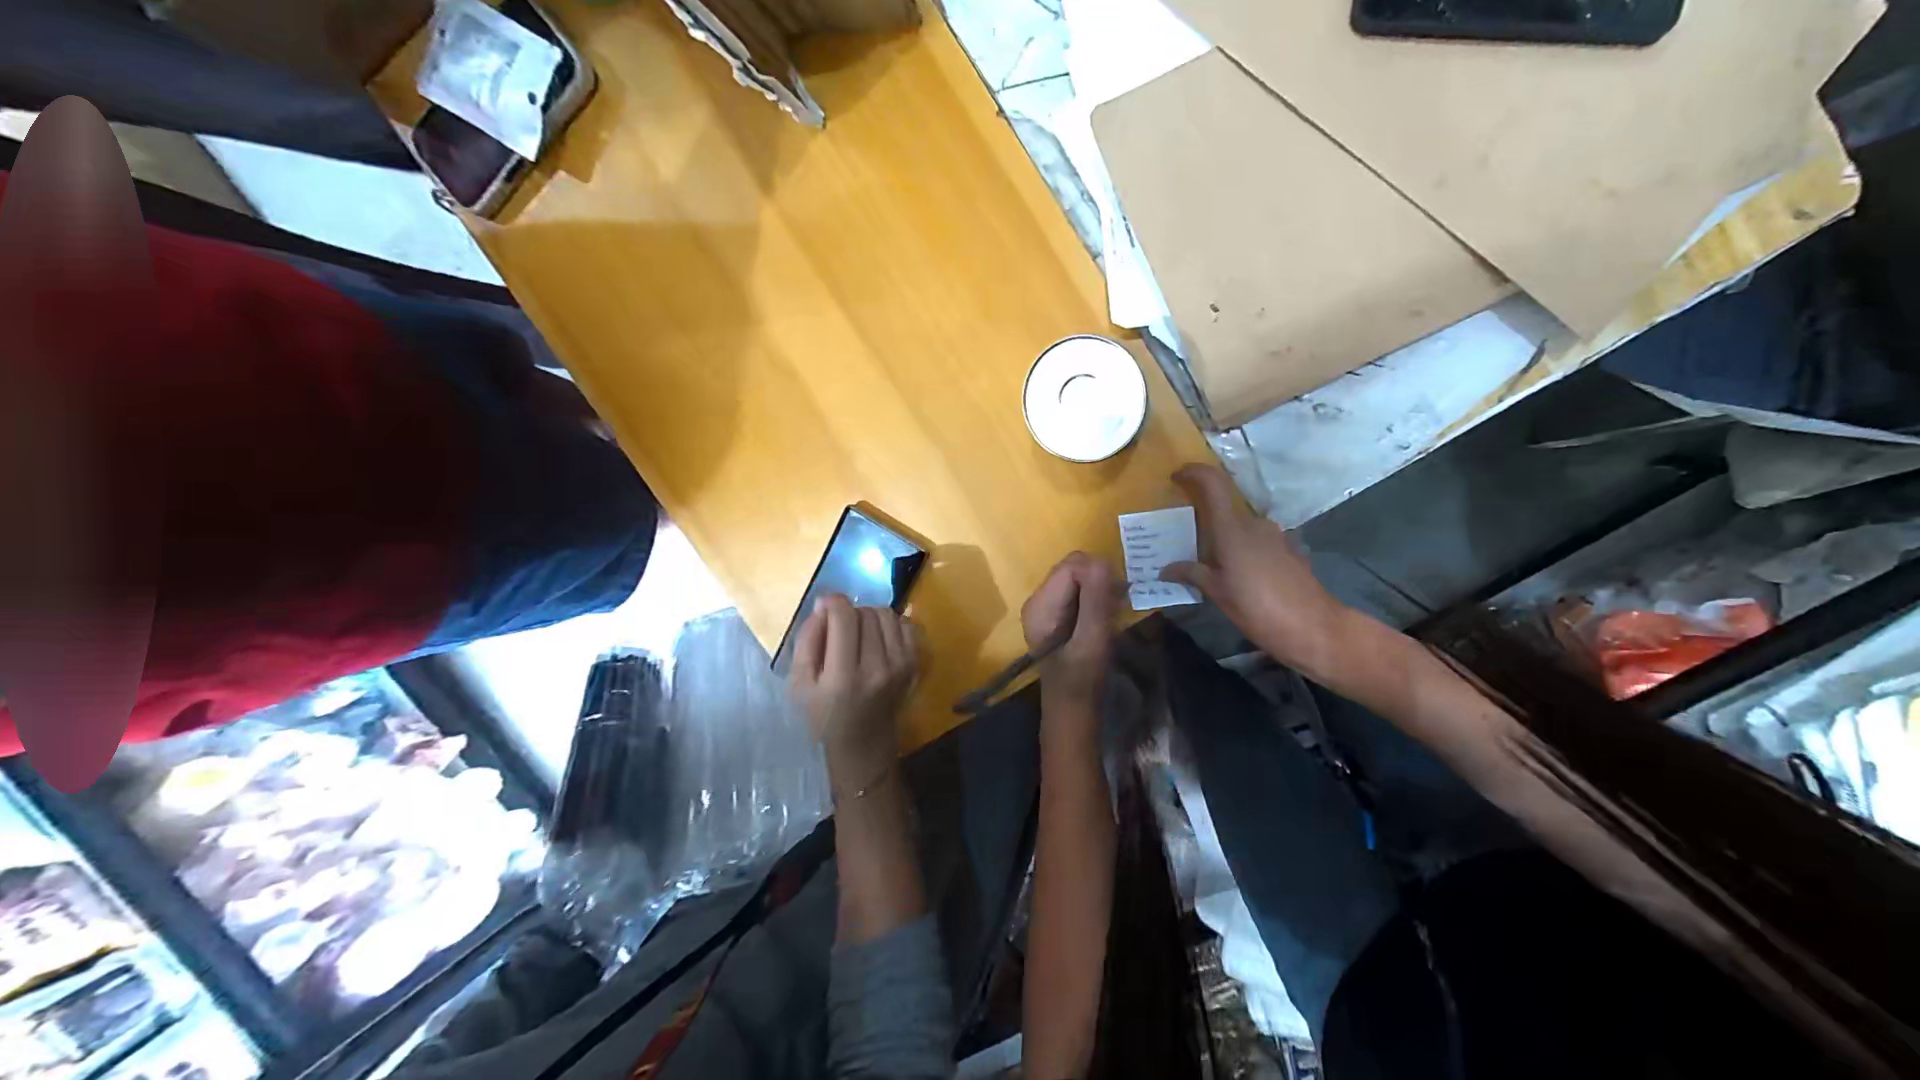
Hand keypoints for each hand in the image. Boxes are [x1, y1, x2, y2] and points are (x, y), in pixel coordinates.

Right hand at [788, 595, 918, 779]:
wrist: (864, 743)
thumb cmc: (824, 716)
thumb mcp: (800, 684)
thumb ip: (807, 641)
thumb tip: (823, 606)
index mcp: (844, 676)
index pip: (844, 618)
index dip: (832, 603)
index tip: (824, 606)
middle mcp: (878, 668)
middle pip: (866, 613)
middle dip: (849, 613)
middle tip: (839, 629)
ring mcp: (901, 666)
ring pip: (886, 614)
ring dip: (869, 616)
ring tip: (859, 633)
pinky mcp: (915, 664)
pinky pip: (905, 624)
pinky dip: (890, 624)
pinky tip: (878, 638)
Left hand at [1021, 552, 1116, 703]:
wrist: (1073, 712)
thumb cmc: (1082, 680)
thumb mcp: (1093, 641)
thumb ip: (1095, 601)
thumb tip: (1100, 560)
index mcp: (1040, 604)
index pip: (1072, 565)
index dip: (1098, 576)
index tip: (1116, 598)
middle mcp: (1039, 599)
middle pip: (1074, 568)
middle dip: (1099, 580)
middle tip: (1117, 606)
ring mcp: (1048, 607)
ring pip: (1080, 579)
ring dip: (1101, 590)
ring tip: (1113, 613)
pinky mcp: (1059, 615)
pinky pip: (1081, 592)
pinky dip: (1097, 599)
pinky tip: (1106, 617)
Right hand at [1163, 464, 1350, 672]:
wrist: (1314, 628)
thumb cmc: (1258, 608)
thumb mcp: (1218, 593)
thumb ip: (1191, 574)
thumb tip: (1166, 569)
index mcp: (1232, 529)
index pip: (1214, 483)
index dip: (1194, 472)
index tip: (1177, 476)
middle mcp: (1255, 524)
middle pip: (1225, 509)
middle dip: (1204, 520)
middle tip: (1185, 540)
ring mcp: (1276, 536)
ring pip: (1241, 528)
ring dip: (1224, 539)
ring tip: (1210, 565)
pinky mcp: (1289, 550)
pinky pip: (1257, 542)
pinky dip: (1243, 551)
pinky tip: (1237, 576)